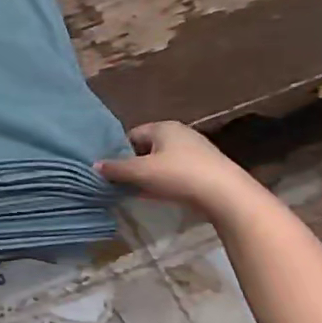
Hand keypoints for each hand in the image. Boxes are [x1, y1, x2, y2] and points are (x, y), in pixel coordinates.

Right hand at [95, 121, 260, 215]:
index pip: (131, 135)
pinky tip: (161, 195)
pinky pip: (176, 171)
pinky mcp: (205, 168)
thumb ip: (116, 169)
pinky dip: (165, 181)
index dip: (119, 152)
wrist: (226, 195)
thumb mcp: (141, 172)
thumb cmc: (179, 175)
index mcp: (163, 127)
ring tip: (140, 191)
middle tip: (123, 182)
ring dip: (149, 175)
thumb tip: (95, 165)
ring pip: (162, 161)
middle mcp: (180, 133)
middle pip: (147, 148)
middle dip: (134, 164)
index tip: (112, 170)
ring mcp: (195, 150)